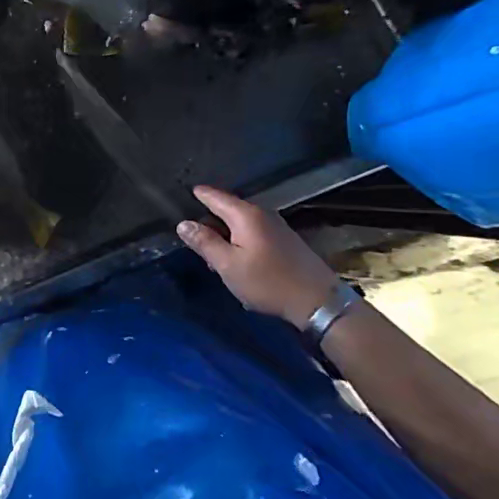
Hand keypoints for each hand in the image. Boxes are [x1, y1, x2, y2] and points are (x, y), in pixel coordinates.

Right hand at [177, 185, 338, 325]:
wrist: (320, 303)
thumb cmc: (269, 282)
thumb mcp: (228, 265)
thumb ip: (204, 242)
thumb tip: (184, 223)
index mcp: (245, 215)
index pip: (213, 195)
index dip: (195, 196)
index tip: (178, 200)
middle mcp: (262, 214)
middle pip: (226, 208)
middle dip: (208, 220)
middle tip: (191, 238)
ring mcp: (276, 226)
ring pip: (240, 222)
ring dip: (224, 233)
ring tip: (212, 253)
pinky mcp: (285, 241)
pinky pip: (253, 232)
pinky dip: (239, 240)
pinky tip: (236, 258)